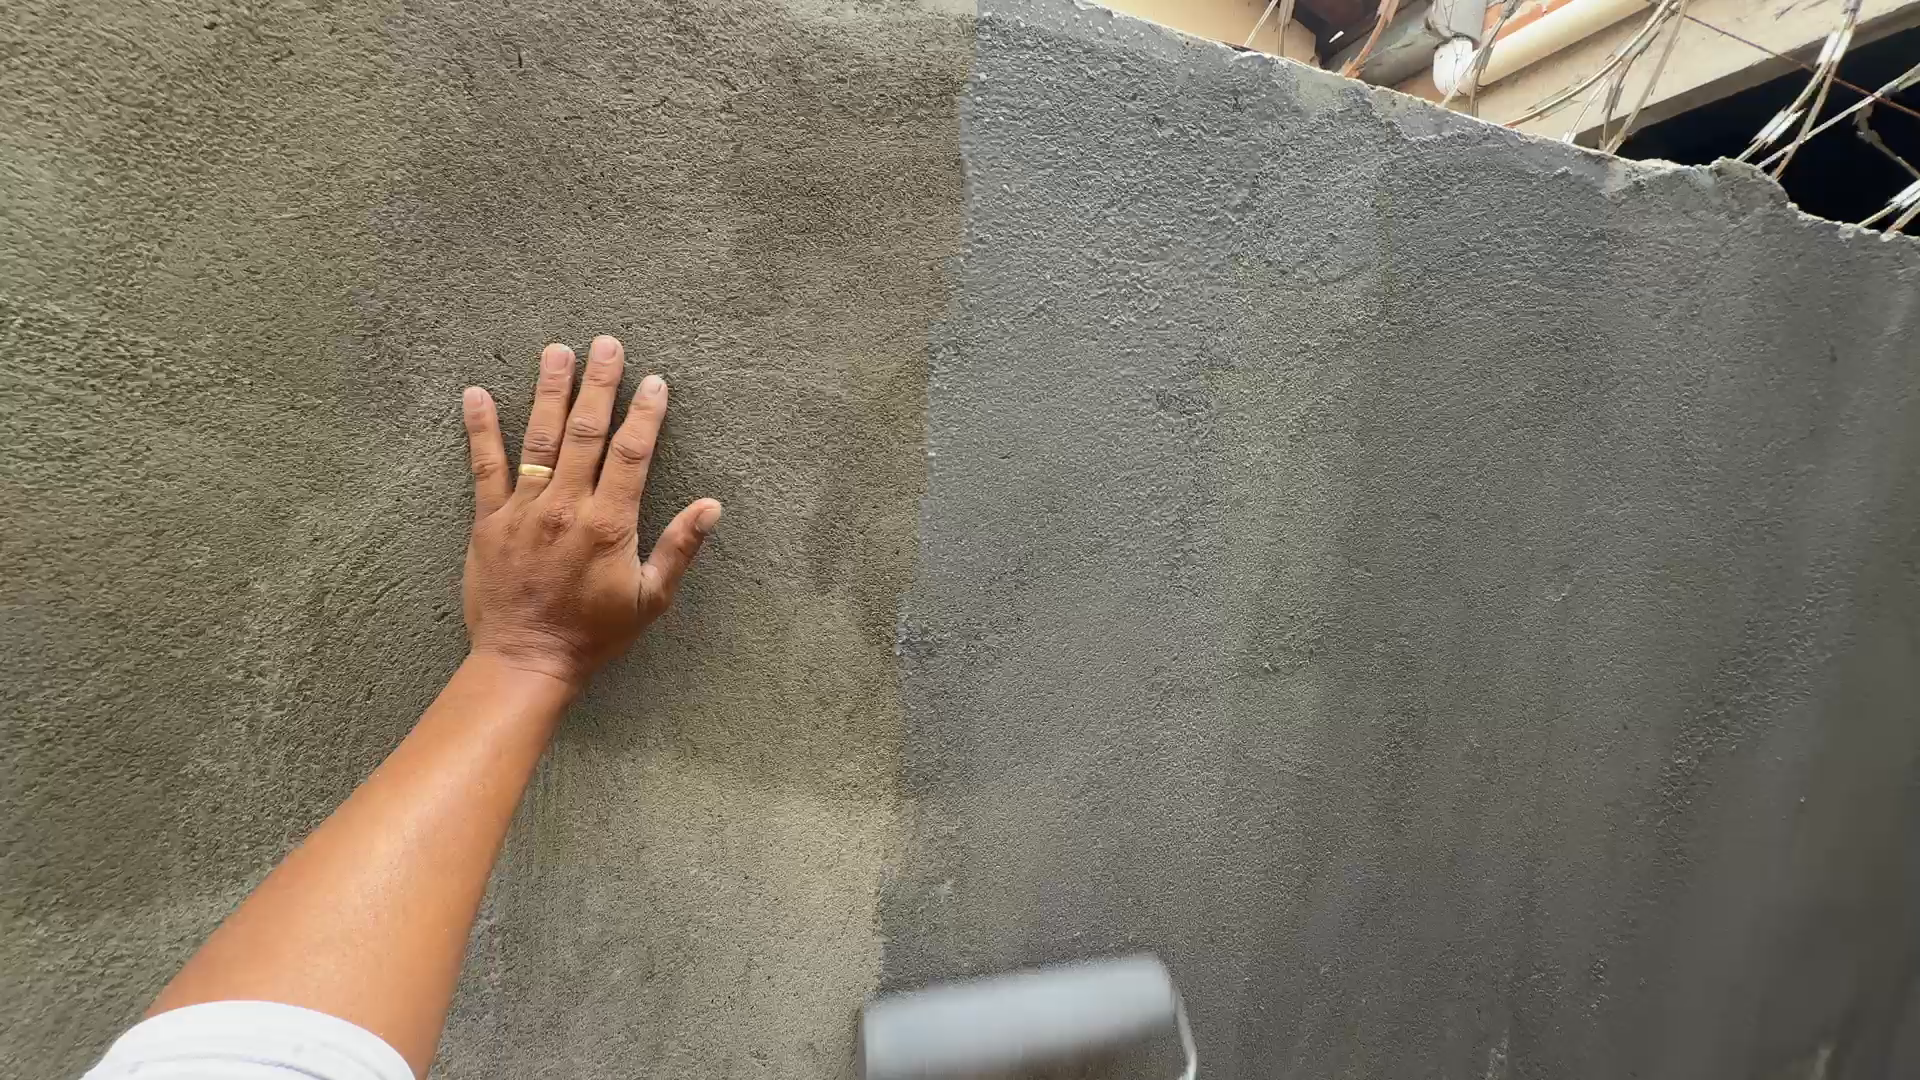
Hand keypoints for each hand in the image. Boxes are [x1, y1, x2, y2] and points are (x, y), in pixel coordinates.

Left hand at [458, 335, 720, 689]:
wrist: (527, 659)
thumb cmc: (598, 632)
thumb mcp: (653, 598)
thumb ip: (680, 547)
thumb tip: (712, 506)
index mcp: (609, 524)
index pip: (632, 454)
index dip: (646, 414)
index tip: (655, 381)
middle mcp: (566, 507)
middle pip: (586, 432)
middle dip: (599, 385)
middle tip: (606, 344)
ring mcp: (523, 510)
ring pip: (539, 438)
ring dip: (549, 391)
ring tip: (556, 351)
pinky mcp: (489, 520)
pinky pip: (484, 466)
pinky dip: (481, 429)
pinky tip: (477, 394)